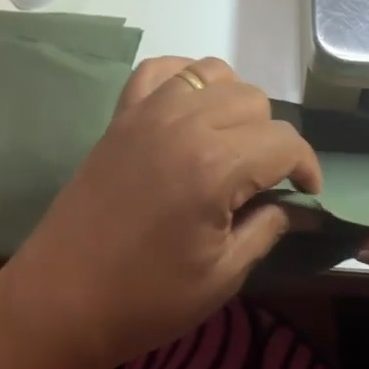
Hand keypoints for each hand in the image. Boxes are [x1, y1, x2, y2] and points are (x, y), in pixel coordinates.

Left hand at [0, 56, 322, 368]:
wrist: (61, 300)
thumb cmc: (147, 298)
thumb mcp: (223, 275)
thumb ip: (267, 226)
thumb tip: (296, 204)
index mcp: (215, 165)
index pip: (285, 140)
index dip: (306, 166)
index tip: (306, 194)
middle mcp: (185, 122)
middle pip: (254, 99)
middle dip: (271, 137)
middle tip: (263, 180)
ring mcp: (148, 111)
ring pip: (214, 72)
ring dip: (233, 102)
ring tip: (229, 142)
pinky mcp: (122, 113)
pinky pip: (161, 68)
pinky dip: (184, 78)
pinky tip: (189, 109)